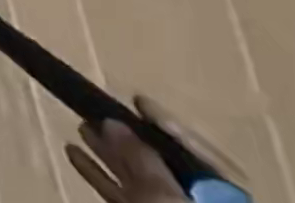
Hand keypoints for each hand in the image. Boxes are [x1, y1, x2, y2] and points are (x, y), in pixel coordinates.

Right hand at [65, 97, 244, 202]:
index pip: (204, 160)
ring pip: (139, 183)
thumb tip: (116, 124)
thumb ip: (142, 161)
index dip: (172, 129)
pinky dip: (98, 176)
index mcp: (220, 200)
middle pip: (167, 168)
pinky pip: (120, 197)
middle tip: (96, 111)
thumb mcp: (163, 200)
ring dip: (108, 153)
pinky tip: (73, 154)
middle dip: (131, 139)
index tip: (136, 101)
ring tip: (79, 127)